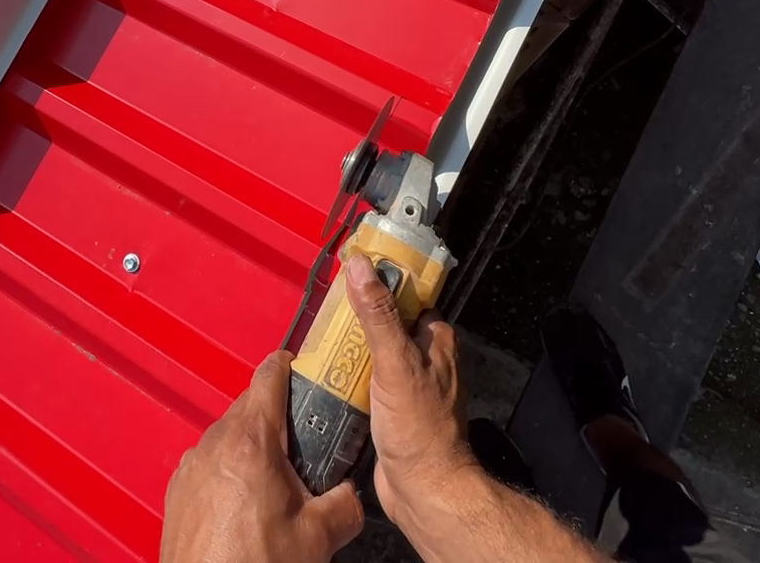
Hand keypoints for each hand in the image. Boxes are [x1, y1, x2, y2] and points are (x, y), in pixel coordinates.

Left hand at [161, 350, 363, 561]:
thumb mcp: (317, 538)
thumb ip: (345, 504)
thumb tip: (350, 495)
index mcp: (251, 441)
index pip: (269, 374)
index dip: (289, 366)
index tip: (301, 369)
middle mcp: (216, 443)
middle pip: (250, 404)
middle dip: (276, 416)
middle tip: (301, 441)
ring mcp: (193, 465)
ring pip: (228, 433)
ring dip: (251, 445)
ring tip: (273, 482)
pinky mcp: (179, 489)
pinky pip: (209, 461)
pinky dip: (227, 469)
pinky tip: (243, 504)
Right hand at [342, 254, 478, 526]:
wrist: (423, 491)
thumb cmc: (421, 430)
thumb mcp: (395, 362)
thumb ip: (378, 314)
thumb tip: (361, 268)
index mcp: (435, 338)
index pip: (407, 293)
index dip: (381, 280)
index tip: (354, 271)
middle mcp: (425, 357)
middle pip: (387, 320)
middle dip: (359, 315)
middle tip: (330, 308)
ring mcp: (408, 381)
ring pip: (375, 349)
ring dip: (351, 345)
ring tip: (324, 338)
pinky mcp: (392, 405)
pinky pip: (367, 377)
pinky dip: (349, 373)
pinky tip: (331, 373)